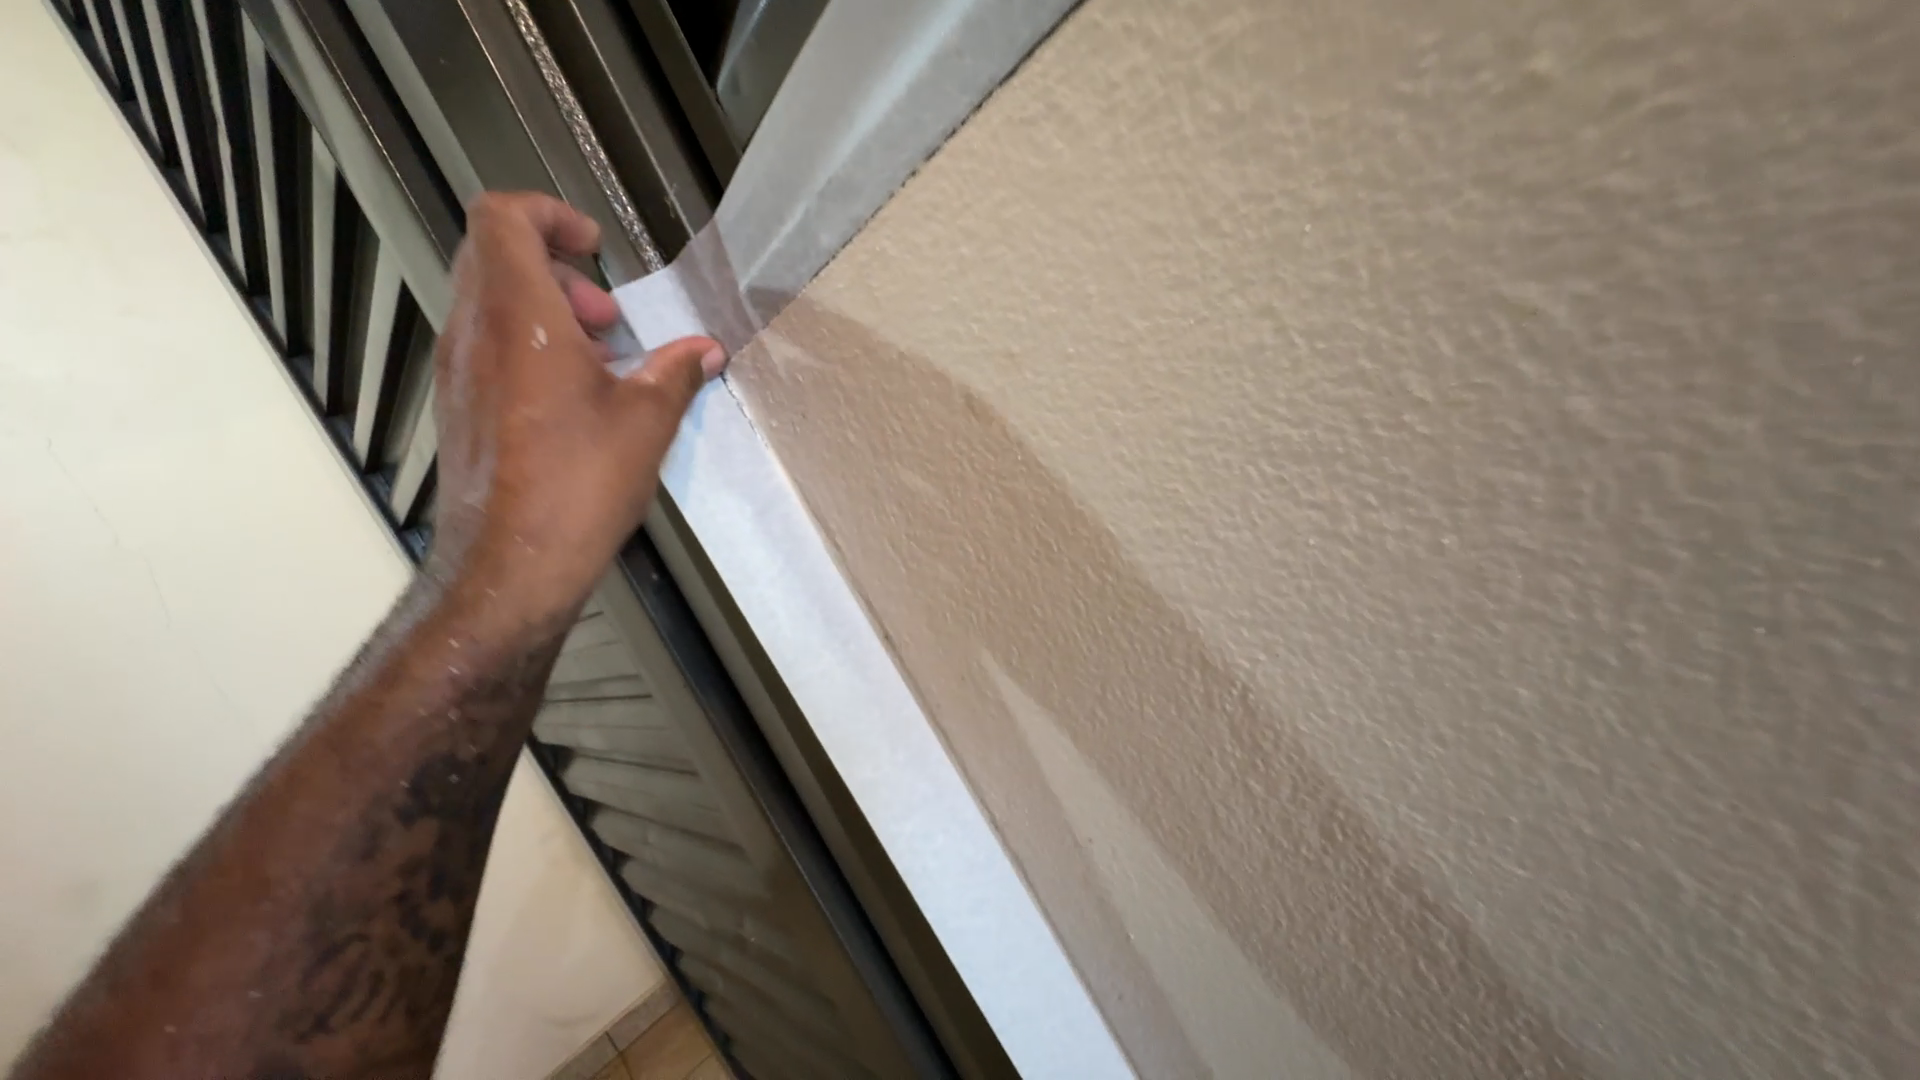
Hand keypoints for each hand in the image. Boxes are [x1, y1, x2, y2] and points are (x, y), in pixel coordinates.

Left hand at [425, 192, 723, 630]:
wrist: (512, 564)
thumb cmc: (580, 484)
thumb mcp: (646, 422)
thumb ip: (676, 373)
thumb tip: (707, 350)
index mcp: (518, 318)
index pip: (502, 217)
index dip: (549, 213)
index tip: (596, 247)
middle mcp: (474, 333)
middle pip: (493, 254)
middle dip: (558, 267)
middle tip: (608, 315)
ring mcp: (458, 371)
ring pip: (490, 302)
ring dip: (548, 311)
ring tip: (602, 360)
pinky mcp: (460, 407)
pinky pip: (488, 346)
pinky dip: (531, 347)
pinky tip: (576, 399)